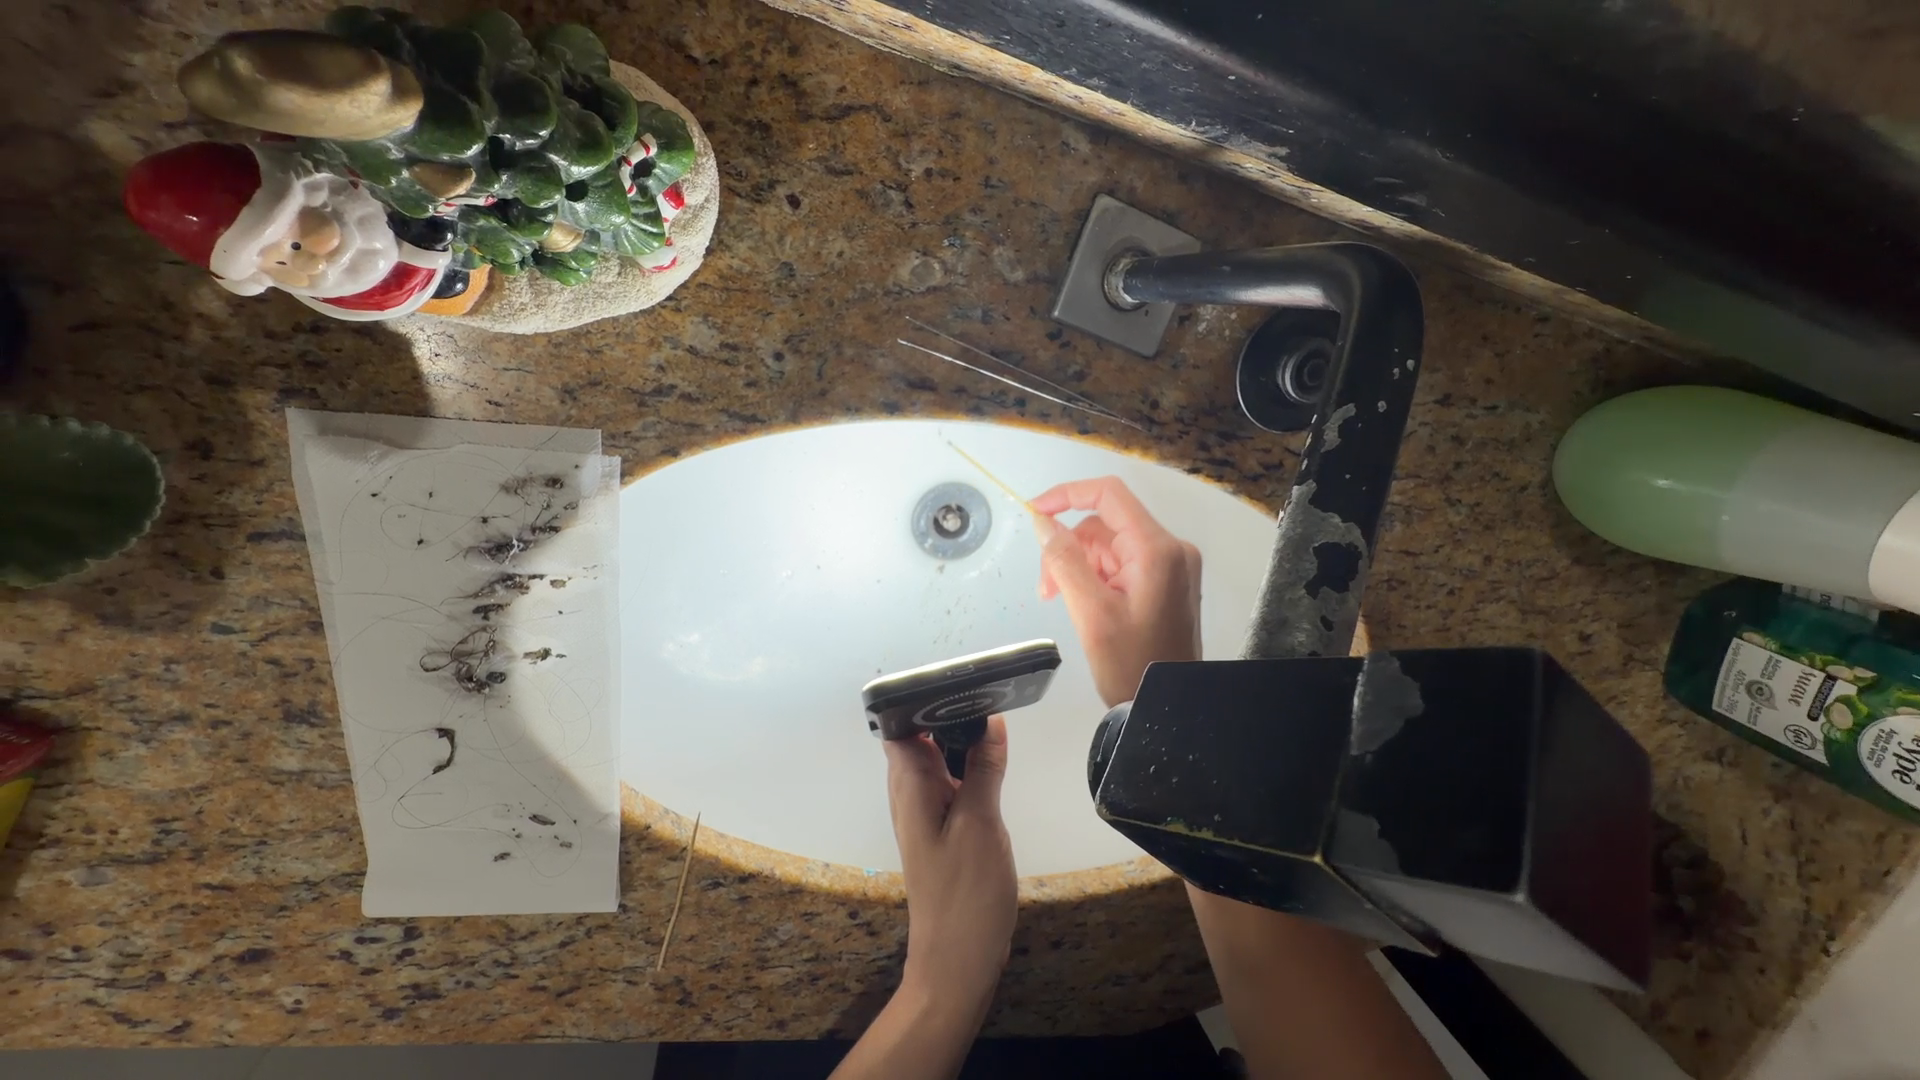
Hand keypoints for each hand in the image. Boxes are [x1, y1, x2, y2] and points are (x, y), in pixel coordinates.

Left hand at [883, 716, 1017, 1010]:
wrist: (958, 960)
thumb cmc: (965, 892)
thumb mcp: (981, 822)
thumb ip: (984, 768)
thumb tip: (992, 721)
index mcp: (910, 784)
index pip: (901, 723)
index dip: (923, 696)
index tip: (959, 677)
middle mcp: (910, 792)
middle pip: (921, 735)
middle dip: (950, 712)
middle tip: (989, 690)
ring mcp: (926, 810)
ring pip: (939, 757)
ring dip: (963, 739)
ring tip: (996, 715)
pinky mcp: (943, 826)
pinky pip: (951, 781)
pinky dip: (969, 766)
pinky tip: (994, 760)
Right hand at [1031, 477, 1201, 706]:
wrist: (1167, 706)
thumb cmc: (1131, 666)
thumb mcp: (1090, 613)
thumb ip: (1064, 560)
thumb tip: (1043, 521)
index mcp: (1157, 550)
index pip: (1108, 495)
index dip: (1067, 495)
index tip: (1035, 512)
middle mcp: (1170, 549)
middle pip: (1105, 524)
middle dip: (1069, 548)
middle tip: (1046, 589)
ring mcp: (1171, 565)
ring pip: (1109, 545)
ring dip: (1079, 566)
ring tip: (1061, 601)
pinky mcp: (1166, 582)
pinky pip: (1122, 563)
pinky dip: (1096, 577)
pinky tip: (1085, 604)